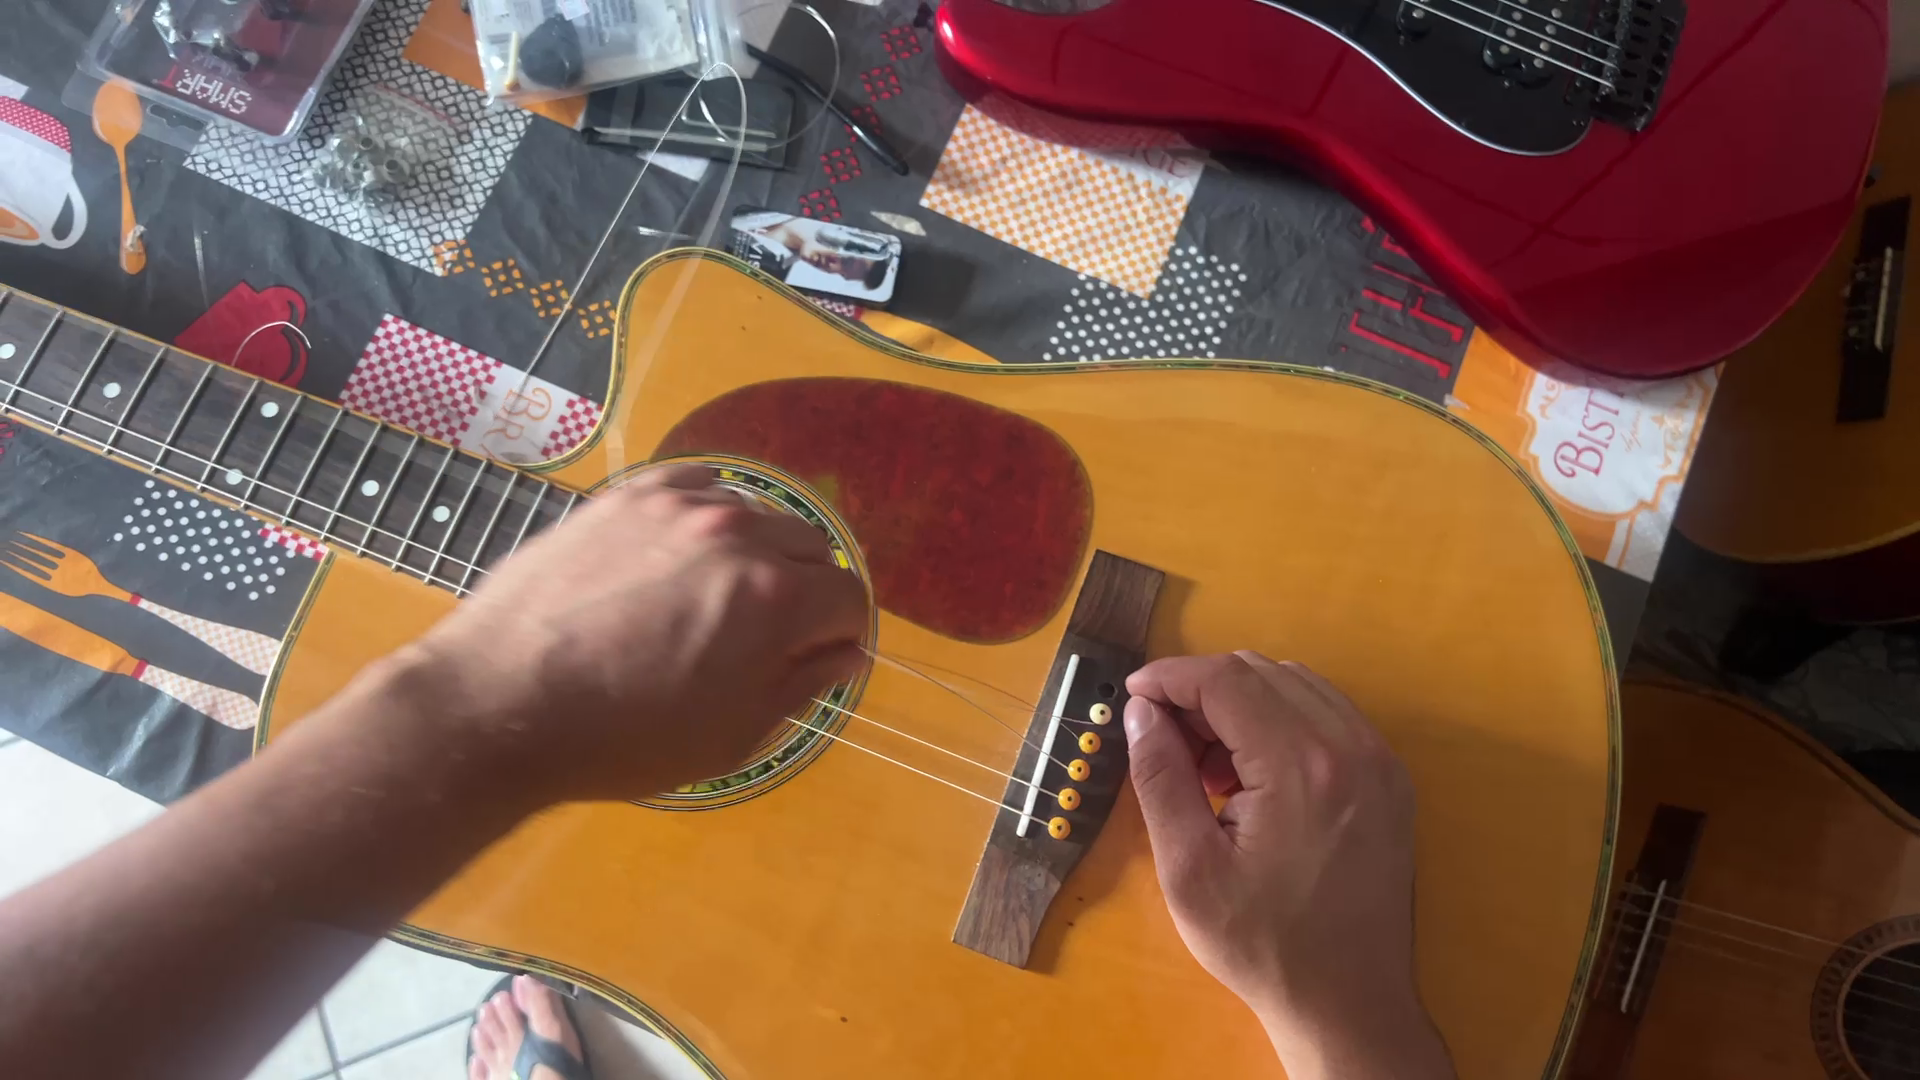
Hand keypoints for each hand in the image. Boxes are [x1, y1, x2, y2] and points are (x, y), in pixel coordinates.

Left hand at [397, 464, 869, 802]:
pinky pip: (703, 484)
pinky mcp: (634, 492)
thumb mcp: (734, 735)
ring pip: (761, 514)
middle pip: (814, 548)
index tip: (811, 654)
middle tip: (764, 628)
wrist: (497, 705)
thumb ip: (805, 684)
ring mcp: (684, 505)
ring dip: (759, 551)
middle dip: (808, 588)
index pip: (850, 598)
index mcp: (778, 599)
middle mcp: (743, 535)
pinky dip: (712, 513)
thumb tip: (849, 652)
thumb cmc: (626, 739)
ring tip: (712, 589)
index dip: (840, 632)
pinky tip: (682, 548)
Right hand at [1123, 652, 1451, 1078]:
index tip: (1132, 697)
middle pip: (1256, 671)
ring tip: (1207, 761)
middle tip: (1164, 738)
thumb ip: (1159, 775)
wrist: (1352, 1006)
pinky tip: (1251, 768)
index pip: (1223, 679)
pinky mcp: (1388, 774)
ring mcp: (1379, 758)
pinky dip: (1274, 715)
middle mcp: (1351, 747)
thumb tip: (1139, 710)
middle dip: (1198, 689)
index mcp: (1301, 768)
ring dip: (1236, 700)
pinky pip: (1321, 708)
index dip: (1168, 677)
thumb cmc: (1261, 942)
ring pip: (1289, 682)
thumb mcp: (1186, 867)